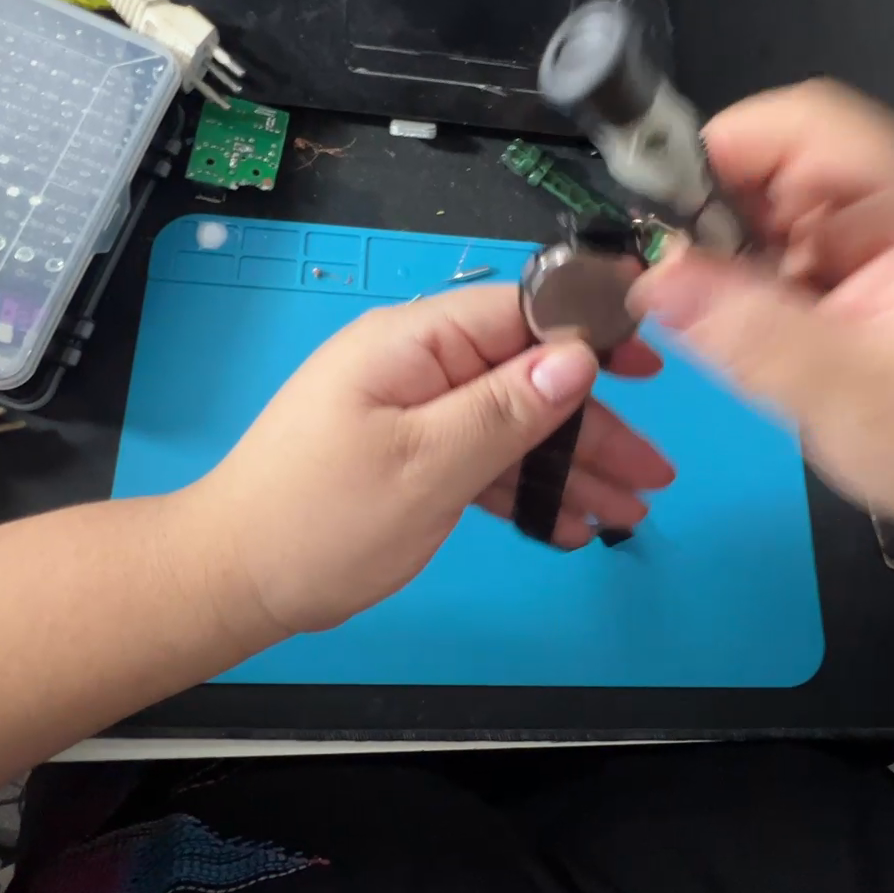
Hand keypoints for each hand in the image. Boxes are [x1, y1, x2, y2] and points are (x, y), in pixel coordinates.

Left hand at [195, 285, 673, 634]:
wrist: (239, 580)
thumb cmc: (323, 519)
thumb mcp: (424, 465)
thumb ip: (505, 409)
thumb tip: (579, 356)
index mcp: (415, 343)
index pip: (518, 312)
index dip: (588, 331)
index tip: (649, 362)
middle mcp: (423, 368)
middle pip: (527, 379)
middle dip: (593, 427)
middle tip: (654, 473)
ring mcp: (421, 415)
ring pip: (514, 429)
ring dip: (570, 470)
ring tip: (630, 513)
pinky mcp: (419, 458)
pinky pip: (485, 464)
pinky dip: (526, 494)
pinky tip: (571, 527)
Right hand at [628, 81, 893, 540]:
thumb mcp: (852, 396)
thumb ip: (752, 335)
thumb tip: (653, 277)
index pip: (808, 125)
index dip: (726, 143)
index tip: (658, 202)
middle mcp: (881, 215)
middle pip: (774, 167)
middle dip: (707, 208)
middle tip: (662, 272)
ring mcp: (860, 251)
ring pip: (762, 219)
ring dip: (715, 254)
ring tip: (689, 309)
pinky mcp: (842, 287)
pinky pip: (769, 264)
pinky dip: (733, 286)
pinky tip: (723, 327)